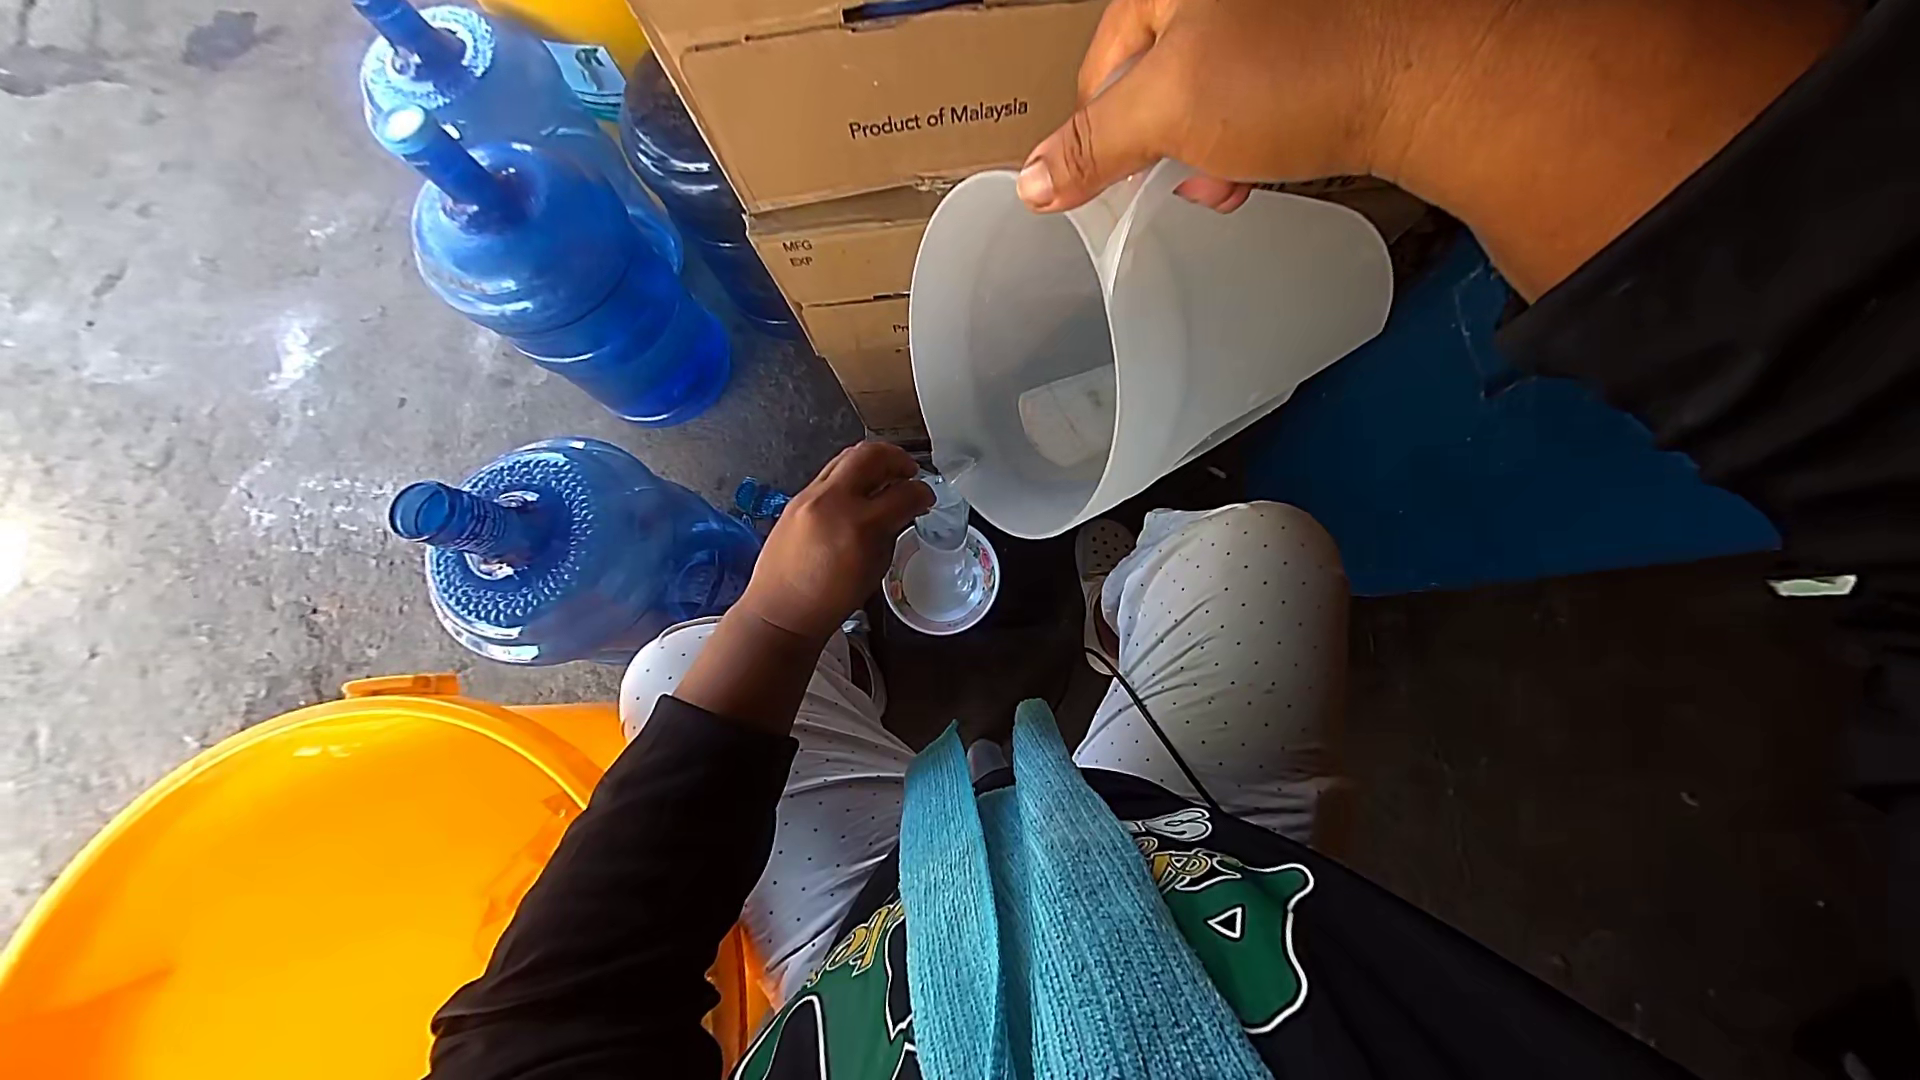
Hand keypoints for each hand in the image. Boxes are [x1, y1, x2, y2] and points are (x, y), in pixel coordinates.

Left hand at [734, 441, 933, 642]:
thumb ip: (891, 531)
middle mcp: (833, 501)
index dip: (922, 493)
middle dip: (898, 458)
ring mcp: (810, 496)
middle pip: (872, 455)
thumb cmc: (831, 599)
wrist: (781, 609)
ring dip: (873, 462)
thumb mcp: (875, 566)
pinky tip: (860, 493)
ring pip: (848, 457)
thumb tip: (903, 510)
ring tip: (885, 476)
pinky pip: (831, 473)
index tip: (926, 497)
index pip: (903, 493)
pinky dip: (852, 476)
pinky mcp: (797, 498)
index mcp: (860, 525)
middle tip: (908, 471)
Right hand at [1019, 0, 1850, 295]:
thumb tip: (1026, 188)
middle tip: (1194, 181)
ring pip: (1204, 86)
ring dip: (1205, 146)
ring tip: (1231, 179)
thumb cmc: (1293, 75)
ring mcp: (1268, 9)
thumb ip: (1093, 146)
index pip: (1102, 69)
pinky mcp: (1313, 27)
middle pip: (1153, 78)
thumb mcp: (1174, 109)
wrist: (1447, 66)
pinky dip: (1247, 128)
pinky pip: (1251, 82)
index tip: (1138, 180)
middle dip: (1166, 145)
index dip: (1110, 137)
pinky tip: (1265, 156)